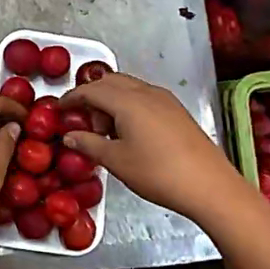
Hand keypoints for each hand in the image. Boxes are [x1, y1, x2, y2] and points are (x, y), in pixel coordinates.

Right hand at [59, 72, 249, 222]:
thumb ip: (89, 144)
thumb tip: (70, 136)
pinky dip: (128, 106)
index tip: (60, 109)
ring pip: (129, 88)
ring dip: (111, 101)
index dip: (72, 98)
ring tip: (104, 131)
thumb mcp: (116, 161)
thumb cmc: (159, 174)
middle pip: (111, 82)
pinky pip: (144, 98)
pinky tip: (128, 132)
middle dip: (92, 96)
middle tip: (81, 120)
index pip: (91, 89)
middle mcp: (147, 93)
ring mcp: (165, 100)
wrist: (209, 186)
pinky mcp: (176, 111)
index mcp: (128, 101)